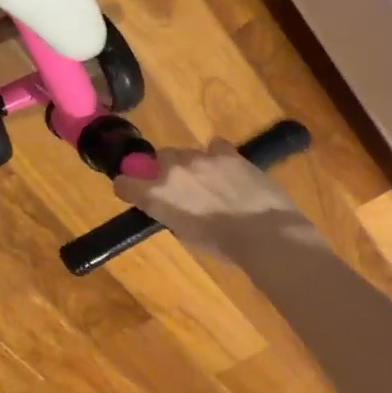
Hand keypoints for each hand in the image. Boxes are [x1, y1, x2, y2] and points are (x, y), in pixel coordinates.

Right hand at [113, 139, 310, 258]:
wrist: (267, 235)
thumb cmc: (223, 246)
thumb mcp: (184, 234)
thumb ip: (170, 212)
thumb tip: (172, 204)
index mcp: (154, 195)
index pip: (123, 182)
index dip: (129, 187)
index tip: (136, 194)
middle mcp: (170, 170)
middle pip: (157, 158)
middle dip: (164, 170)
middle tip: (181, 187)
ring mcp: (199, 158)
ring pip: (185, 152)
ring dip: (191, 164)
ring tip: (209, 180)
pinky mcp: (227, 153)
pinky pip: (215, 146)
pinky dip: (217, 155)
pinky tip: (227, 168)